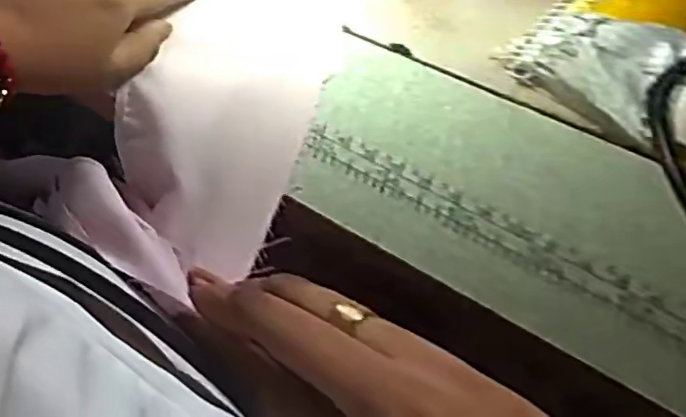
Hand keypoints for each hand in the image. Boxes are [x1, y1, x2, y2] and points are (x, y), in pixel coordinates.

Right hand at [189, 272, 544, 416]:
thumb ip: (279, 392)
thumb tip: (216, 331)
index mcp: (388, 393)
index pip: (279, 315)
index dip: (225, 300)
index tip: (189, 292)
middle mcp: (429, 365)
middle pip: (314, 295)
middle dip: (258, 291)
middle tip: (218, 299)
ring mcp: (468, 373)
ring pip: (351, 308)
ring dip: (300, 310)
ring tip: (269, 324)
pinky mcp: (495, 386)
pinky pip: (393, 334)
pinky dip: (348, 332)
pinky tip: (333, 351)